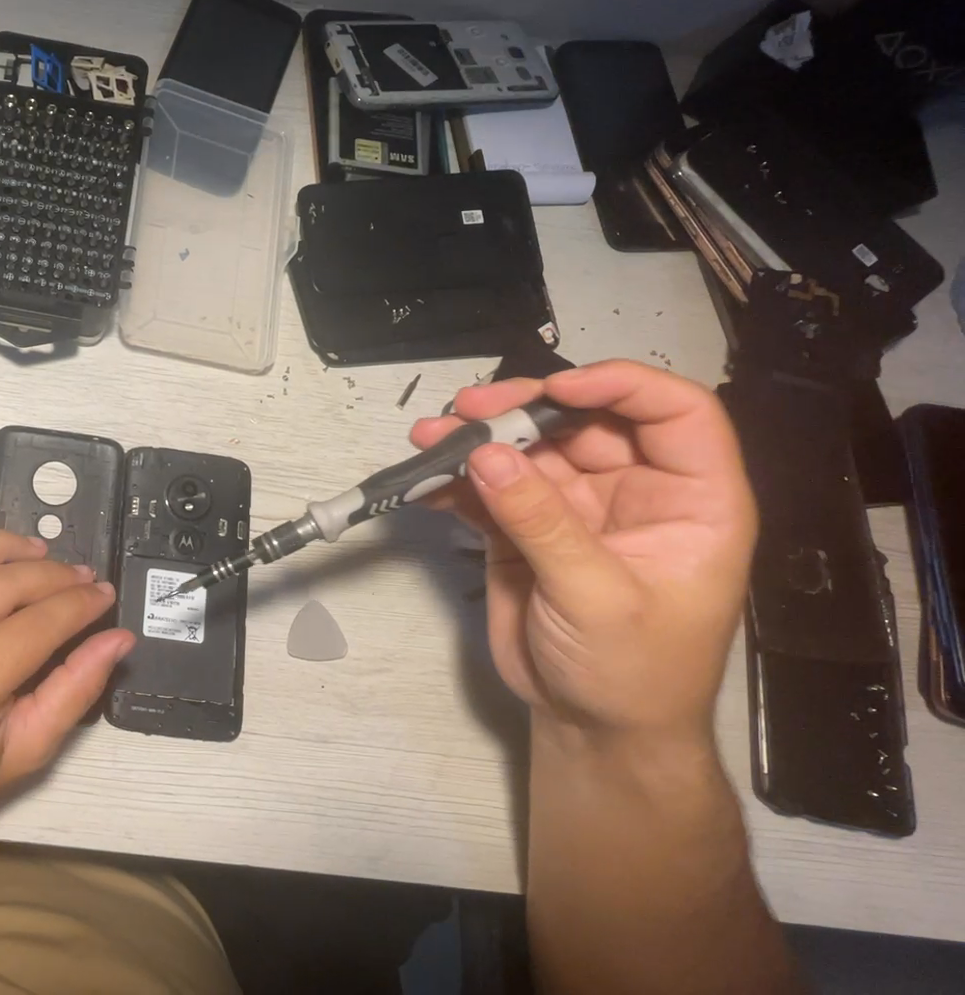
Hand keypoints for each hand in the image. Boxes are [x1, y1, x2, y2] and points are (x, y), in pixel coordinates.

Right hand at [409, 360, 756, 745]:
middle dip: (523, 408)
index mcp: (688, 499)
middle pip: (582, 422)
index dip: (620, 386)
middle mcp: (630, 491)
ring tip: (428, 436)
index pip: (672, 414)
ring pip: (524, 452)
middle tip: (466, 409)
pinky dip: (452, 483)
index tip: (554, 388)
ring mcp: (570, 509)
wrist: (592, 725)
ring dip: (474, 440)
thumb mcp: (597, 597)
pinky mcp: (521, 531)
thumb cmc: (633, 670)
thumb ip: (542, 524)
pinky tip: (423, 482)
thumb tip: (484, 455)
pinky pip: (486, 491)